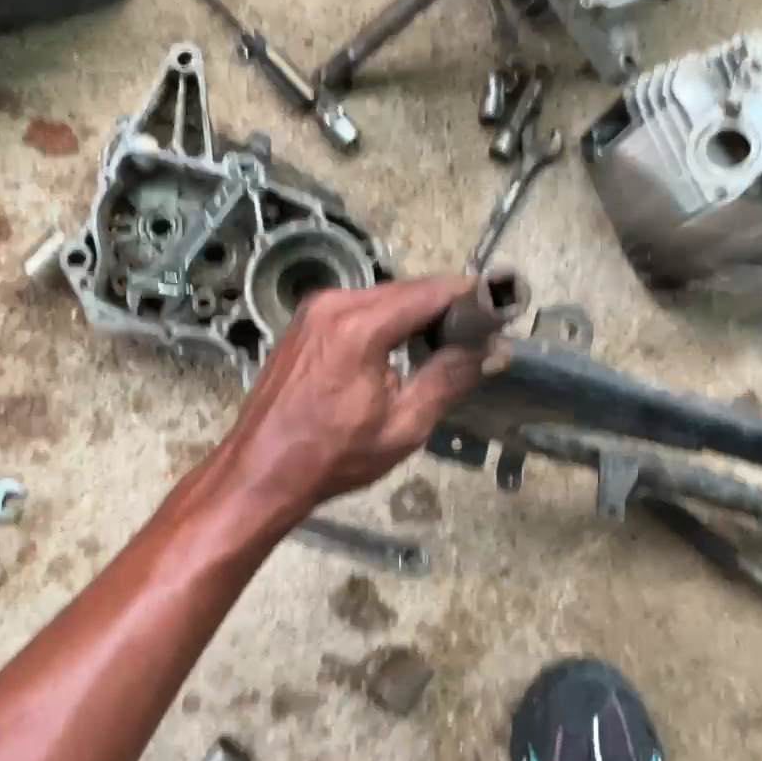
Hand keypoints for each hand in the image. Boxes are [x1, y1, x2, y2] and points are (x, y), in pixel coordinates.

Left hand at [216, 276, 485, 513]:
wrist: (261, 470)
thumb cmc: (334, 456)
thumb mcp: (404, 424)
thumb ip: (449, 377)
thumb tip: (493, 351)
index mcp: (359, 325)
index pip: (428, 292)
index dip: (468, 295)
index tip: (500, 304)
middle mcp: (334, 303)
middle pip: (405, 290)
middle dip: (443, 304)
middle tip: (479, 328)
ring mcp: (314, 310)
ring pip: (381, 297)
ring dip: (415, 311)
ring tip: (446, 339)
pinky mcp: (304, 322)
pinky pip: (357, 308)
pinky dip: (386, 318)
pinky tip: (402, 344)